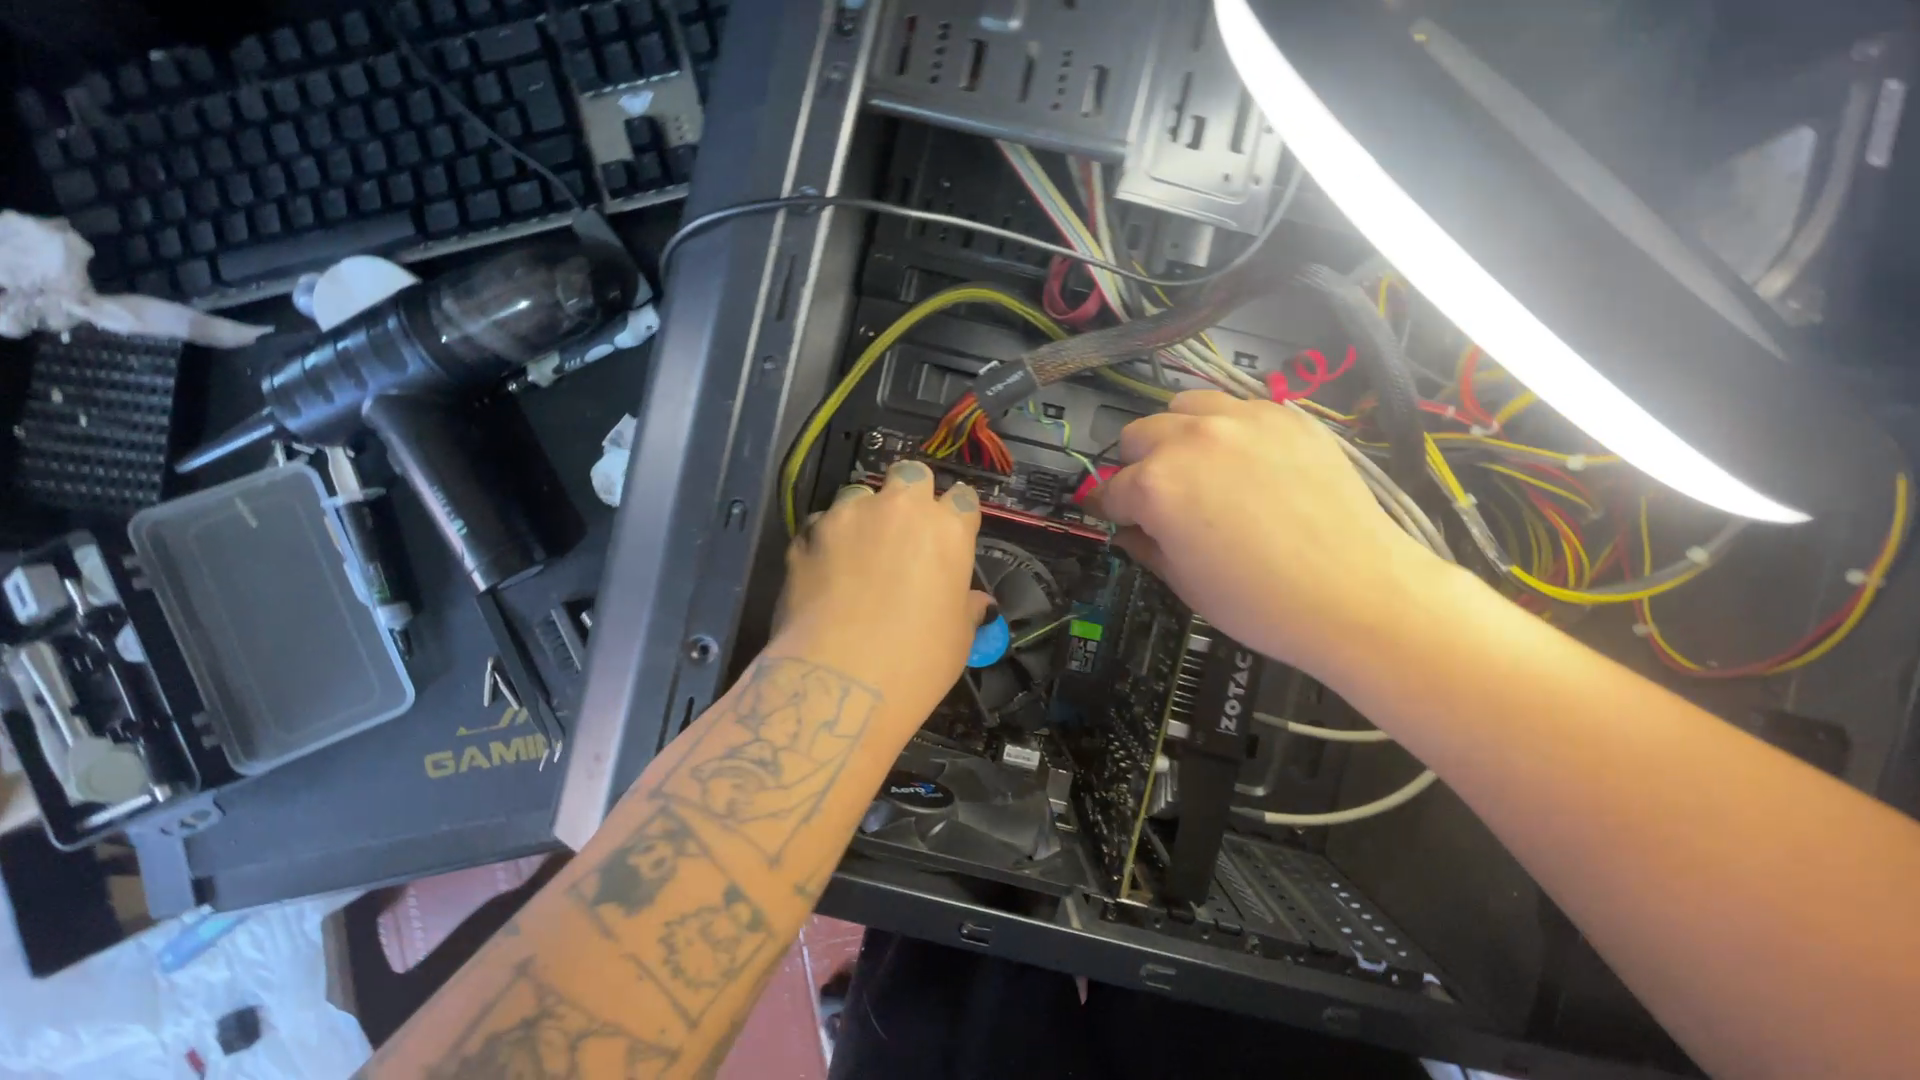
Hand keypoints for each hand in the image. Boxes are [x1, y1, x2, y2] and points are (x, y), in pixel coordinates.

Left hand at [773, 459, 991, 722]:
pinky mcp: (805, 535)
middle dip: (909, 493)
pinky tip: (825, 572)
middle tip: (905, 530)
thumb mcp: (958, 640)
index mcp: (947, 529)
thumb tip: (978, 603)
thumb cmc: (916, 661)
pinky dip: (826, 541)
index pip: (962, 498)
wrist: (837, 680)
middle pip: (909, 476)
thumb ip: (967, 609)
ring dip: (863, 515)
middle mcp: (898, 509)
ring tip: (858, 552)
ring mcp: (847, 517)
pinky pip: (821, 526)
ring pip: (858, 495)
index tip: (951, 532)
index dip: (956, 514)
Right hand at [1085, 391, 1451, 676]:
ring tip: (1199, 468)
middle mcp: (1192, 439)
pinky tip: (1248, 464)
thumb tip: (1130, 531)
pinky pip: (1238, 407)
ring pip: (1185, 406)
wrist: (1357, 593)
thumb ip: (1146, 547)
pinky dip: (1228, 430)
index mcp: (1157, 485)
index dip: (1109, 510)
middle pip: (1138, 434)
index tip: (1115, 518)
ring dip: (1178, 435)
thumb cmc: (1262, 602)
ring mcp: (1242, 419)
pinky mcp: (1286, 416)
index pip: (1111, 489)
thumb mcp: (1186, 584)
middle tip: (1159, 498)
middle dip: (1138, 466)